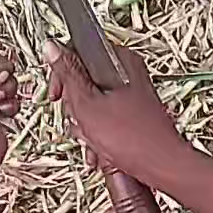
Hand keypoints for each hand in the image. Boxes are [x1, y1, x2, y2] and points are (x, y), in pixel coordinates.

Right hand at [44, 40, 189, 182]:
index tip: (57, 96)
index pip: (75, 53)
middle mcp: (126, 71)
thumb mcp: (87, 103)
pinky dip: (97, 131)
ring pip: (91, 100)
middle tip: (79, 120)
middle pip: (82, 79)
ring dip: (84, 123)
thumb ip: (68, 73)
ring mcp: (131, 91)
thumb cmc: (130, 137)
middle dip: (74, 106)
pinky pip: (104, 114)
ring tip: (91, 139)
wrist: (161, 166)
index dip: (60, 77)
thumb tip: (52, 47)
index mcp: (117, 61)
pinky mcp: (133, 109)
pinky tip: (98, 149)